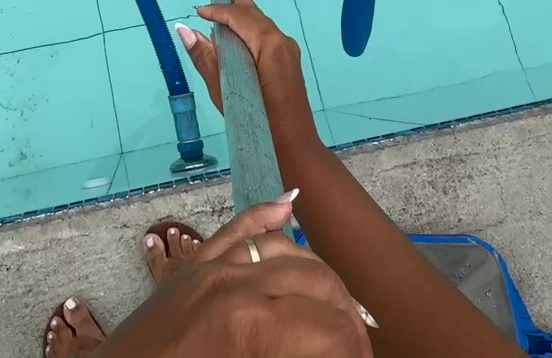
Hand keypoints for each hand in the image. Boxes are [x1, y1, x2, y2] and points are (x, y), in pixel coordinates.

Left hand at [98, 198, 370, 357]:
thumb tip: (335, 351)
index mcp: (250, 327)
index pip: (330, 327)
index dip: (356, 348)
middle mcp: (234, 283)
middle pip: (316, 281)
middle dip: (347, 314)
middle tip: (359, 346)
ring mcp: (210, 266)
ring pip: (283, 248)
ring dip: (319, 274)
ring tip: (340, 306)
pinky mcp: (193, 266)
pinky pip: (234, 229)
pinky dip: (264, 215)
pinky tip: (290, 207)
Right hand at [175, 0, 316, 138]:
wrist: (293, 148)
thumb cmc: (256, 119)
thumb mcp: (224, 88)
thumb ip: (205, 57)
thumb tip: (184, 30)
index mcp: (268, 44)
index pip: (239, 17)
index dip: (218, 11)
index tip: (198, 11)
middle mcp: (281, 42)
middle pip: (255, 16)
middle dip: (239, 1)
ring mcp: (288, 53)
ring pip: (263, 25)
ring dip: (247, 13)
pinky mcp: (288, 64)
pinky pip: (268, 36)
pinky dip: (254, 27)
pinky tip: (246, 29)